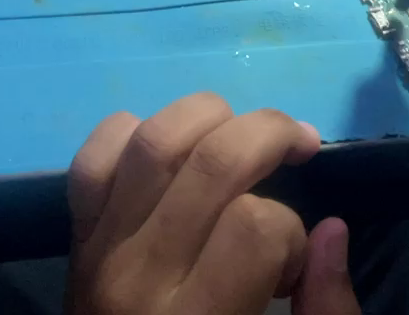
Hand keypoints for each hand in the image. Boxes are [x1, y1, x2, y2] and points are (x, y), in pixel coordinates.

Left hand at [64, 92, 358, 314]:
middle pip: (210, 162)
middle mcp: (140, 275)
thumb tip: (332, 229)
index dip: (292, 230)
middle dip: (268, 133)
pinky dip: (134, 129)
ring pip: (154, 139)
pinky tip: (172, 147)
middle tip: (299, 142)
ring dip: (208, 115)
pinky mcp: (76, 230)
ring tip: (240, 132)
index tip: (296, 258)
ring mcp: (99, 245)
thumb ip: (325, 314)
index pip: (254, 228)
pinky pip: (96, 153)